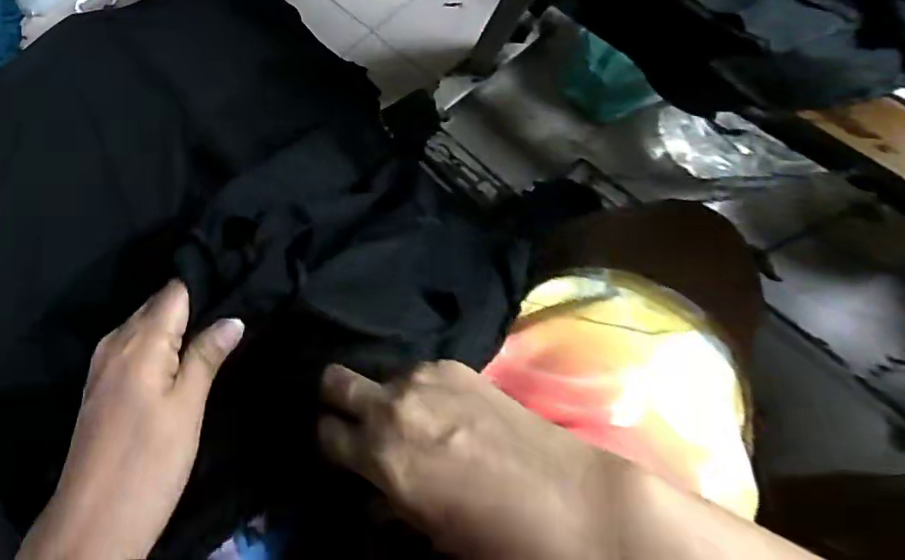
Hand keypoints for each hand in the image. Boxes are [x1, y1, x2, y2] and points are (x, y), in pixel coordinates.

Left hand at [19, 281, 244, 559]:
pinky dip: (152, 346)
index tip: (230, 287)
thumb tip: (232, 318)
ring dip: (170, 328)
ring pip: (141, 326)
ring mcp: (102, 359)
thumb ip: (205, 358)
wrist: (93, 514)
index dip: (201, 288)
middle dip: (187, 307)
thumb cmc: (149, 461)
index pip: (173, 292)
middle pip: (155, 306)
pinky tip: (172, 361)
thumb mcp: (187, 409)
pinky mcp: (98, 381)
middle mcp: (116, 337)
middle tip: (227, 313)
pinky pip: (129, 346)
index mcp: (139, 337)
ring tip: (207, 335)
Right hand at [317, 361, 629, 559]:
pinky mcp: (451, 366)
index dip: (333, 446)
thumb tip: (373, 496)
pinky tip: (454, 415)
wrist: (580, 508)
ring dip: (388, 396)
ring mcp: (420, 380)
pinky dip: (424, 391)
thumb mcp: (434, 533)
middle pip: (331, 381)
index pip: (324, 433)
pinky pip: (418, 373)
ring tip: (420, 423)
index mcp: (380, 455)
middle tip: (360, 424)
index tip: (347, 457)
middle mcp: (390, 408)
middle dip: (338, 401)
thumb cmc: (503, 538)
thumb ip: (391, 505)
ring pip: (379, 376)